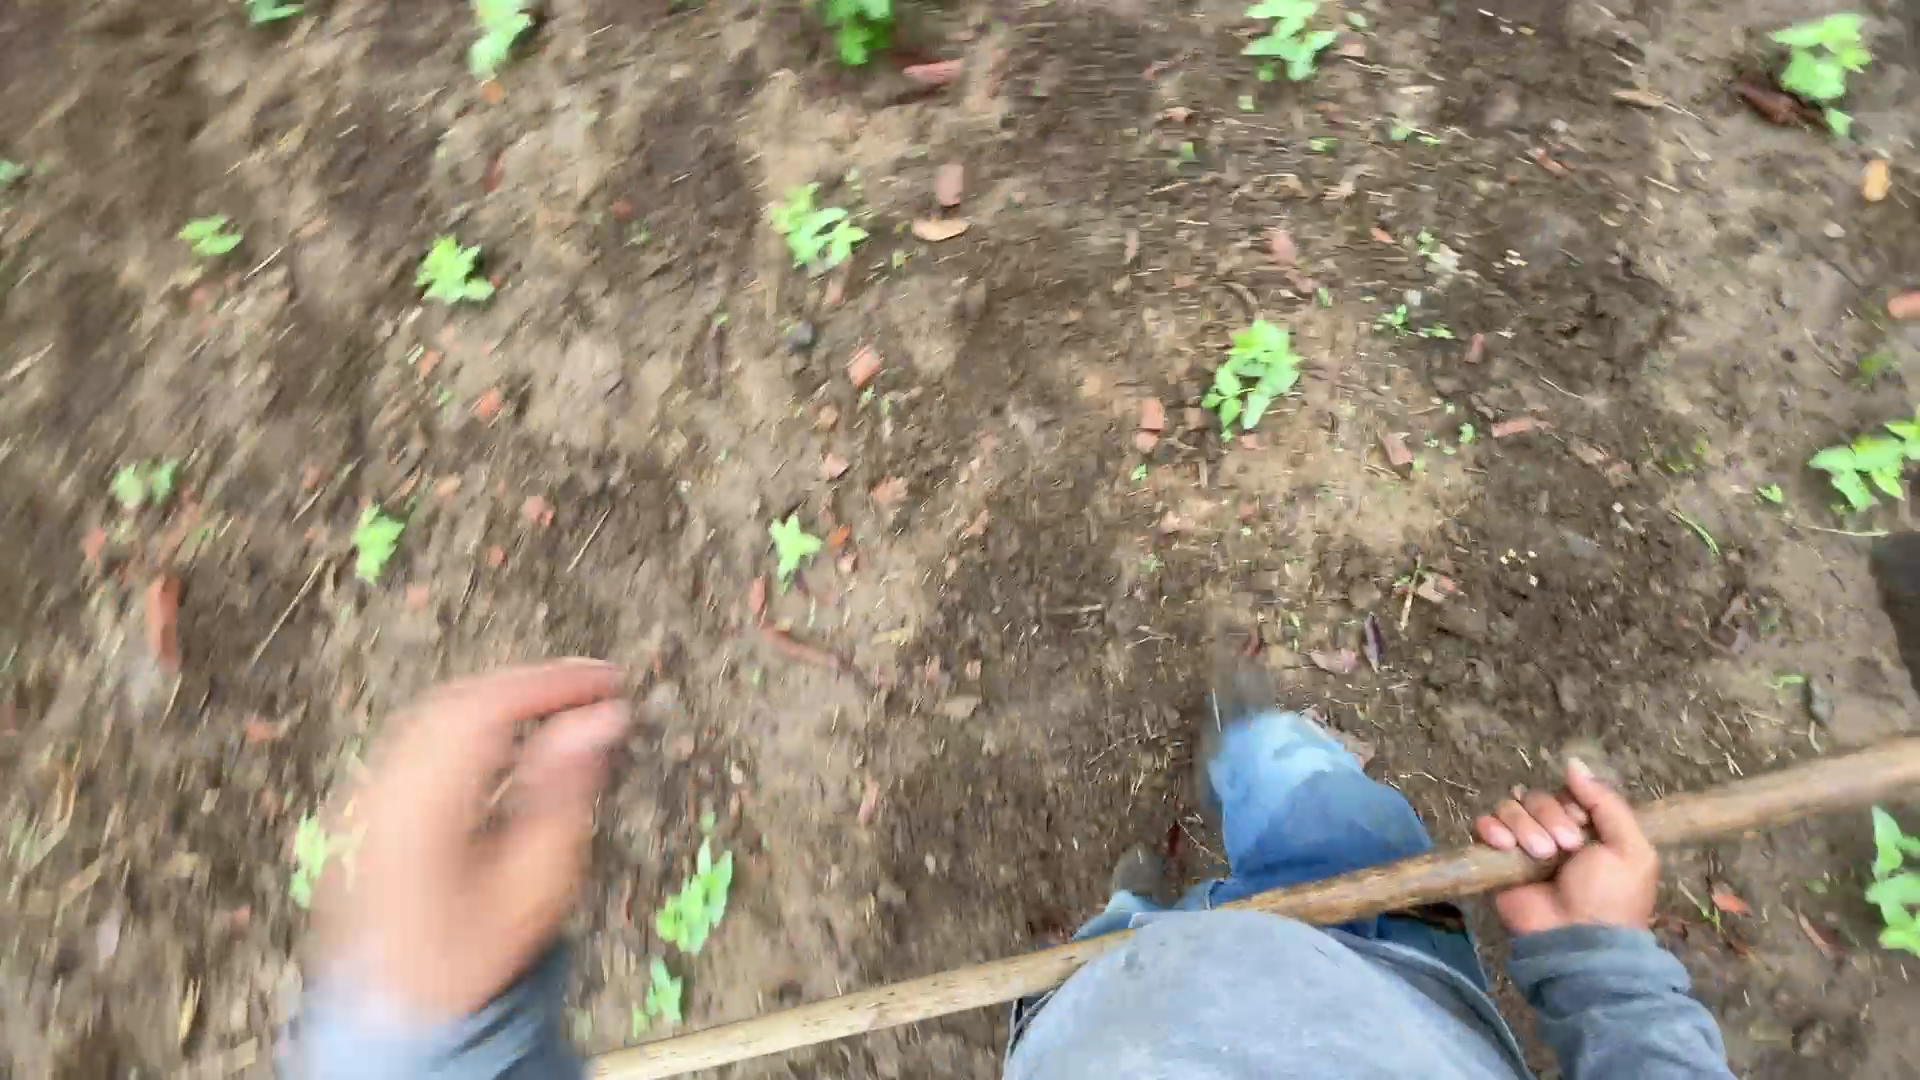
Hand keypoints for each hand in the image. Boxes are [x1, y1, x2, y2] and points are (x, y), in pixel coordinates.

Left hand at [315, 660, 628, 1016]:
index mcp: (420, 817)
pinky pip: (426, 732)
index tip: (608, 681)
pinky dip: (480, 714)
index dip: (552, 685)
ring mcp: (366, 798)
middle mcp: (380, 797)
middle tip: (596, 683)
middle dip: (534, 681)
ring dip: (508, 693)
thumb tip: (604, 719)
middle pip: (458, 702)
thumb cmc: (483, 949)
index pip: (484, 714)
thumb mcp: (541, 879)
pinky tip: (519, 722)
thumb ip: (567, 789)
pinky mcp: (370, 803)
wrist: (405, 1008)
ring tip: (568, 697)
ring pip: (439, 710)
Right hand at [1472, 759, 1657, 937]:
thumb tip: (1573, 762)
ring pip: (1508, 807)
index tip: (1581, 829)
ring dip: (1522, 826)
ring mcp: (1519, 842)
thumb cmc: (1610, 896)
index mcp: (1584, 828)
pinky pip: (1482, 824)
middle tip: (1561, 849)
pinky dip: (1490, 829)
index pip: (1563, 793)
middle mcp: (1550, 830)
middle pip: (1533, 797)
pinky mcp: (1494, 853)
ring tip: (1536, 854)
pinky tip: (1503, 845)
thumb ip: (1606, 804)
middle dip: (1546, 818)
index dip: (1568, 805)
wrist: (1575, 936)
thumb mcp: (1630, 851)